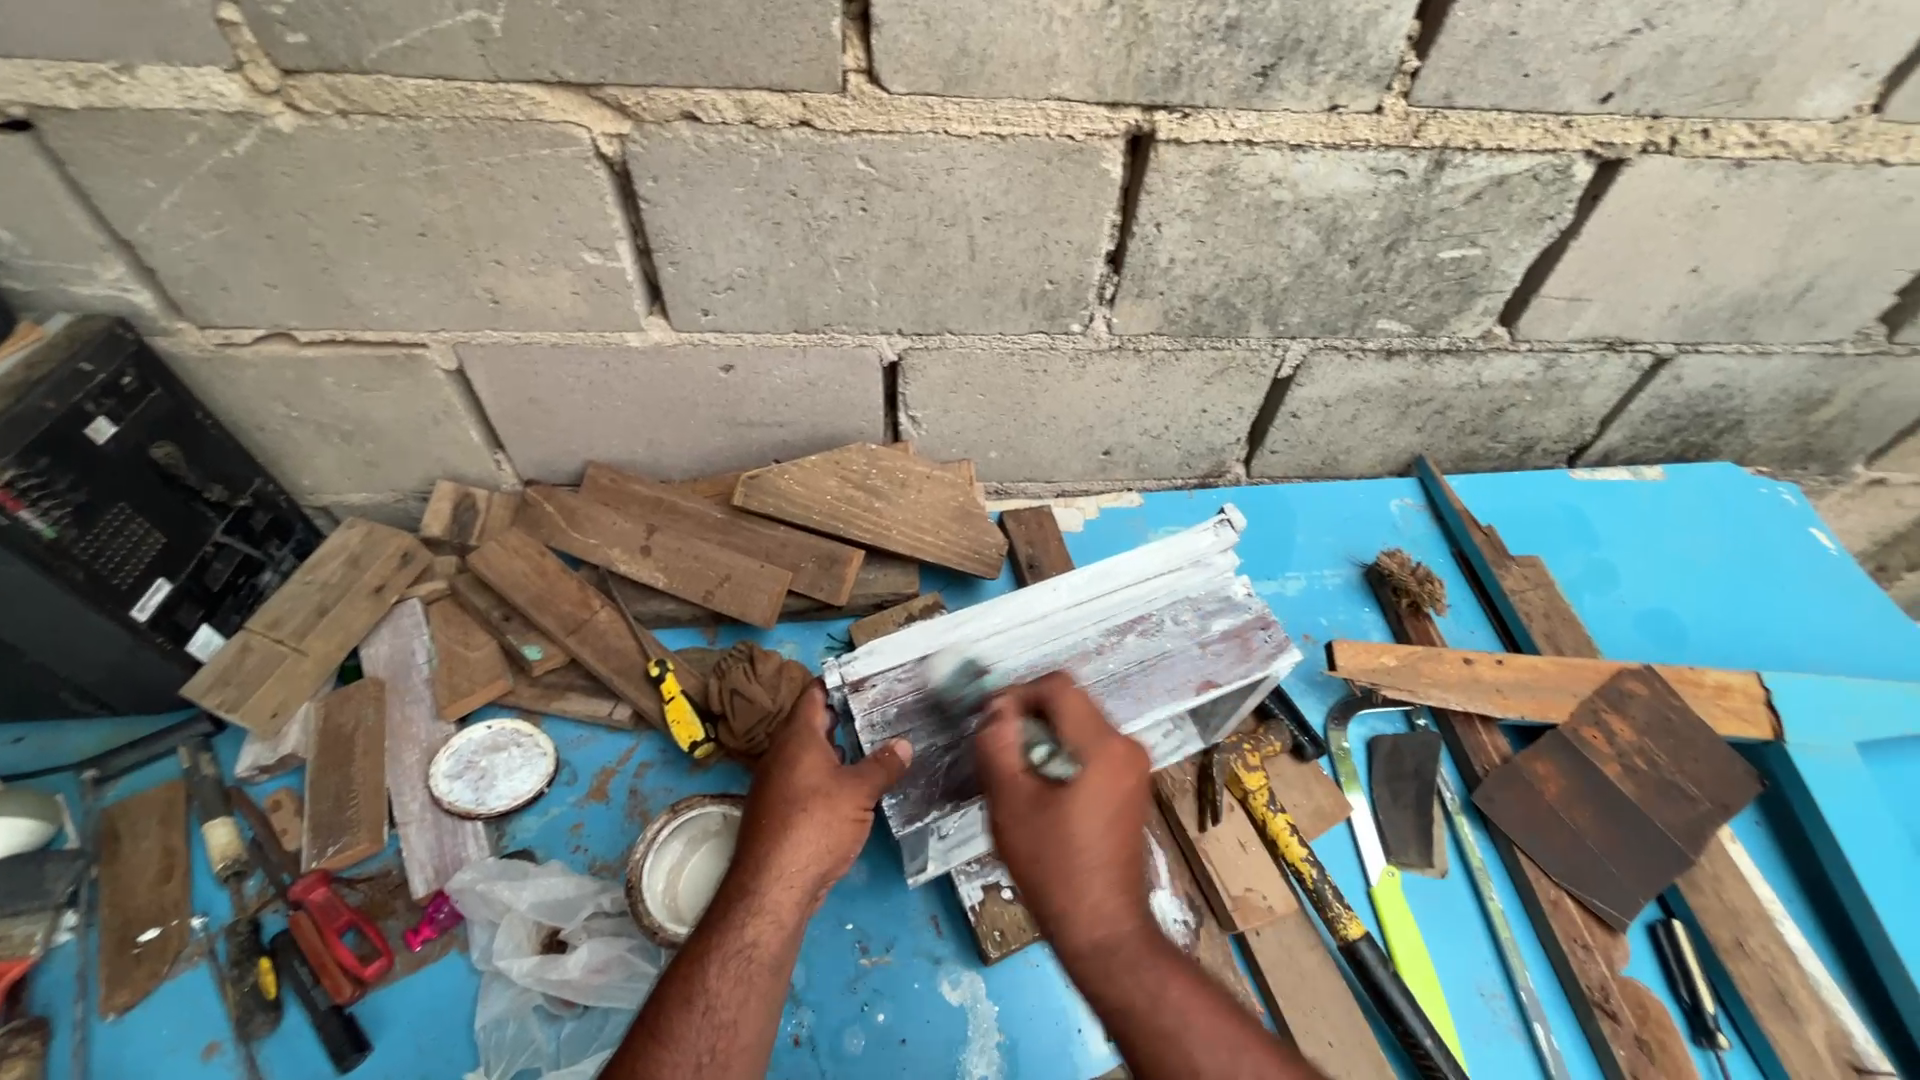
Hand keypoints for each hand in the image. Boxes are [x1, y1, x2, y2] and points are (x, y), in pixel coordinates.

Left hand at [729, 683, 911, 913]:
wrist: (773, 886)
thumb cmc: (815, 825)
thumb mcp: (859, 792)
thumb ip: (882, 765)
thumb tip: (903, 744)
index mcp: (797, 737)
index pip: (813, 694)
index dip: (836, 682)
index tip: (864, 676)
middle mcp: (781, 754)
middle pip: (811, 723)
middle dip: (842, 715)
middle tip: (878, 709)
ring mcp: (777, 783)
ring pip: (810, 753)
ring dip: (837, 747)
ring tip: (873, 743)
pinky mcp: (780, 810)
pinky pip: (807, 778)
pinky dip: (829, 774)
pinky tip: (854, 785)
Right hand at [973, 672, 1154, 961]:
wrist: (1102, 928)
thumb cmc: (1054, 867)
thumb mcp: (1011, 802)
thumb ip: (997, 744)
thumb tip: (996, 710)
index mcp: (1104, 745)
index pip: (1057, 686)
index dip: (1016, 694)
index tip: (988, 721)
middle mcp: (1127, 746)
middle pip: (1069, 704)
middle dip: (1027, 718)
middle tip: (995, 748)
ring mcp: (1133, 767)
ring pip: (1078, 727)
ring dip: (1041, 738)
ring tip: (1011, 772)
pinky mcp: (1130, 787)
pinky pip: (1089, 750)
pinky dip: (1060, 756)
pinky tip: (1038, 790)